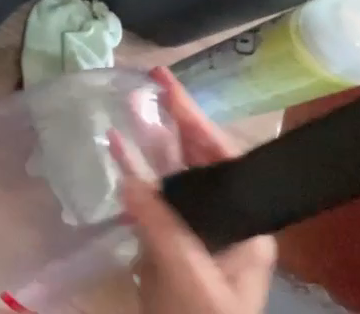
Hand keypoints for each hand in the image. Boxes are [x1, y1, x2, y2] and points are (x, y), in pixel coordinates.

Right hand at [122, 68, 276, 313]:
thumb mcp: (189, 278)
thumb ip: (162, 226)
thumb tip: (126, 172)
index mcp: (244, 228)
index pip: (225, 160)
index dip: (197, 120)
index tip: (168, 87)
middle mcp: (223, 222)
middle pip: (200, 159)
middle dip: (177, 119)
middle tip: (149, 81)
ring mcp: (193, 232)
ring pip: (174, 173)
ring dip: (153, 138)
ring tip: (131, 103)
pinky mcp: (166, 242)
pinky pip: (151, 194)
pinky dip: (133, 167)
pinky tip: (115, 150)